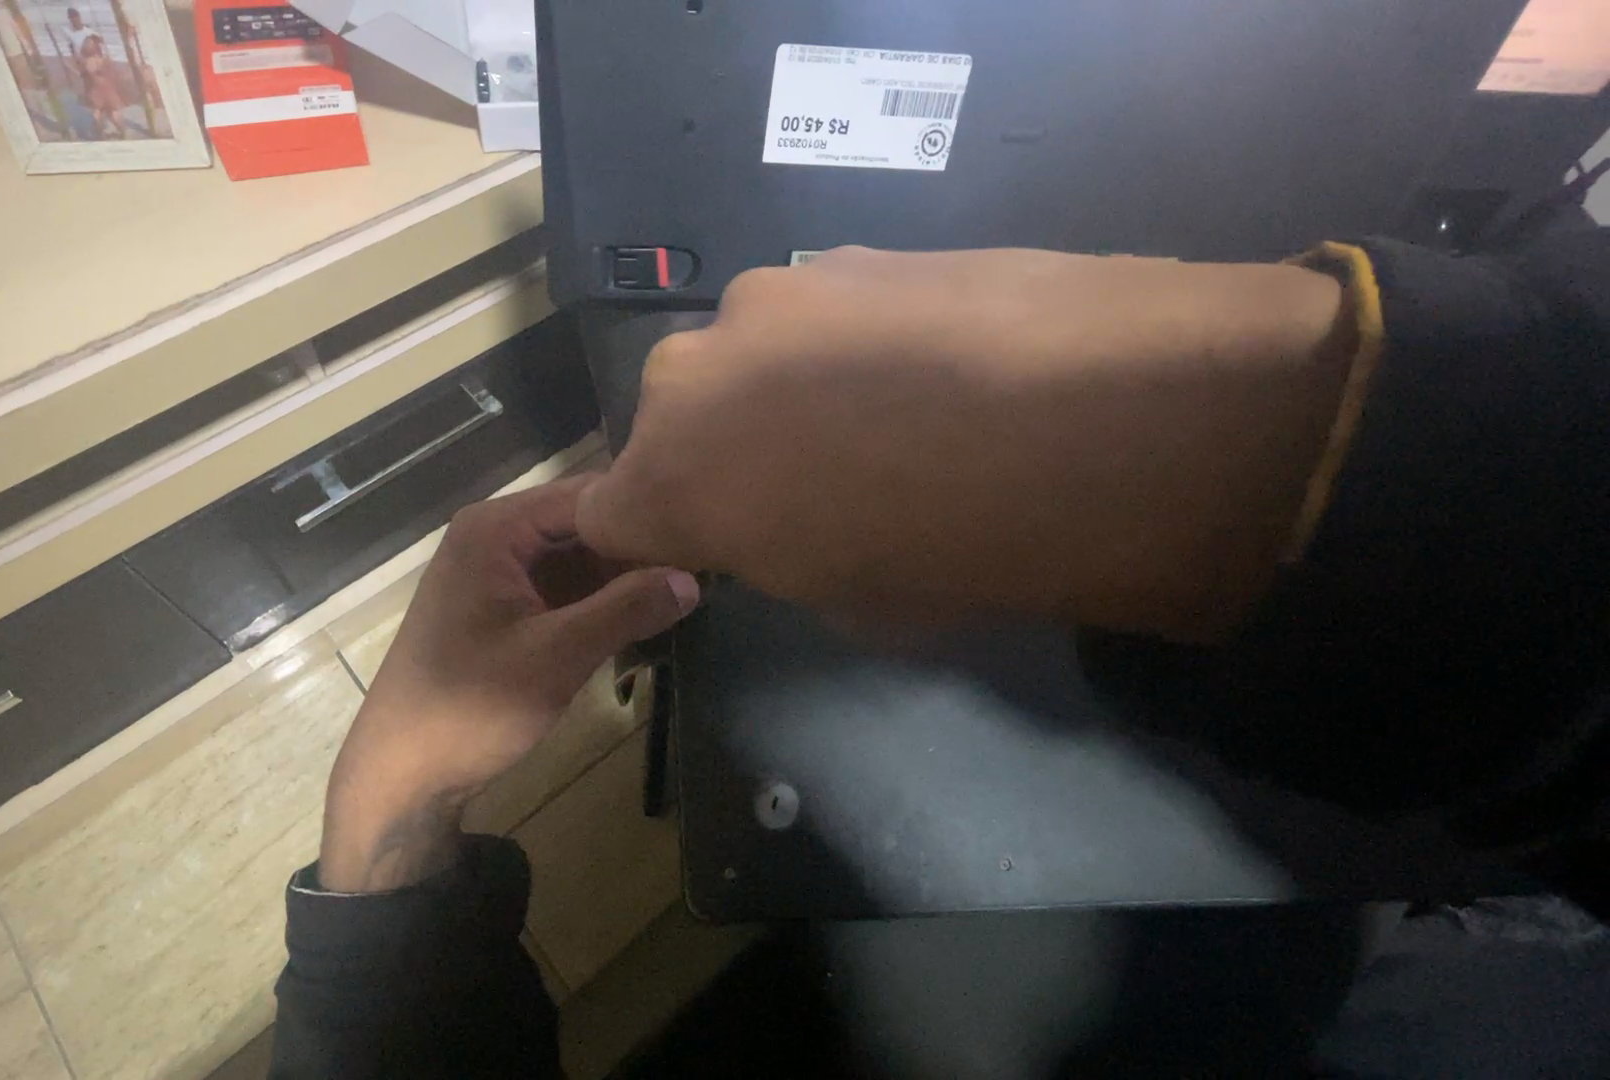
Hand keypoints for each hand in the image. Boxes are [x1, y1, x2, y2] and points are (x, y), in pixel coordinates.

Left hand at [316, 476, 697, 891]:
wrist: (402, 770)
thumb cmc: (470, 706)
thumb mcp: (555, 656)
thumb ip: (626, 610)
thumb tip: (694, 580)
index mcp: (496, 528)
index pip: (587, 496)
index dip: (642, 514)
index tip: (700, 537)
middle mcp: (496, 535)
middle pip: (583, 523)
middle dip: (637, 546)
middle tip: (703, 566)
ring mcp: (499, 570)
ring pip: (578, 556)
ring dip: (623, 575)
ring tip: (687, 588)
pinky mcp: (505, 604)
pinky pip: (564, 586)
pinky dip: (601, 599)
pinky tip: (645, 614)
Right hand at [575, 246, 1353, 638]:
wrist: (1101, 423)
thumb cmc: (954, 552)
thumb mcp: (844, 602)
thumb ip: (772, 558)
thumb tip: (773, 529)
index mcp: (670, 479)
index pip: (607, 515)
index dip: (654, 536)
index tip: (703, 548)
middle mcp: (687, 375)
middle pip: (667, 425)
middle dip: (713, 459)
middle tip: (802, 485)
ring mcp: (762, 300)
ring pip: (735, 362)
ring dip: (773, 394)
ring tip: (875, 416)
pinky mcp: (837, 254)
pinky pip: (803, 318)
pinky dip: (833, 347)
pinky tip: (917, 365)